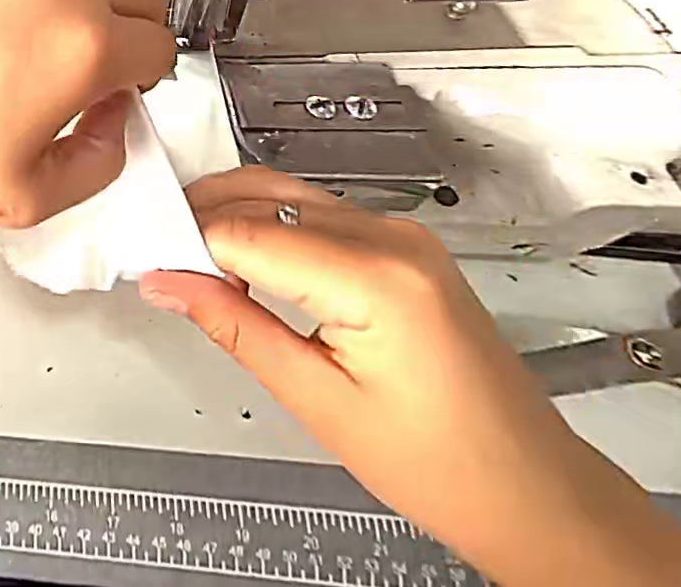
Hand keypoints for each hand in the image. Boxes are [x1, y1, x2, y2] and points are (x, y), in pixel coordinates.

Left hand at [0, 0, 176, 230]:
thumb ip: (102, 163)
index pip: (162, 46)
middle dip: (137, 27)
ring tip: (25, 41)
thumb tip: (114, 117)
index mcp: (86, 46)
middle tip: (100, 57)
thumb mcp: (28, 196)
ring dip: (78, 2)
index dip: (148, 76)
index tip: (124, 86)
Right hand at [139, 167, 680, 586]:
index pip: (250, 235)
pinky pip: (314, 212)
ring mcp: (399, 232)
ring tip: (189, 253)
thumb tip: (170, 284)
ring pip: (287, 195)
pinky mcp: (399, 240)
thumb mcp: (316, 400)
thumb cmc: (440, 464)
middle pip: (266, 197)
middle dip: (204, 215)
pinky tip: (242, 254)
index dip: (190, 241)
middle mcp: (391, 236)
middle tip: (160, 250)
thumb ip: (234, 326)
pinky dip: (267, 225)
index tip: (151, 257)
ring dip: (232, 214)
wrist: (529, 485)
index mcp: (377, 278)